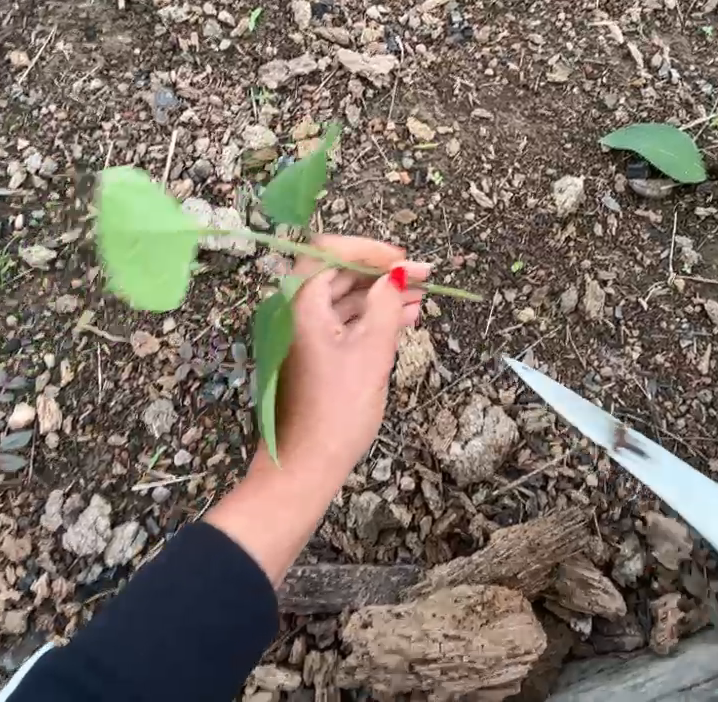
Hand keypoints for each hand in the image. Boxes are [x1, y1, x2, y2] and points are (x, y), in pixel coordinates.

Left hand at [205, 236, 430, 585]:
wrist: (305, 467)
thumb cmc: (337, 410)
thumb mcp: (372, 351)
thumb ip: (387, 304)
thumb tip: (398, 275)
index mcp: (300, 302)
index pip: (331, 249)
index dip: (370, 249)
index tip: (404, 261)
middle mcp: (293, 309)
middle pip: (339, 271)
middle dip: (382, 271)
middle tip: (424, 276)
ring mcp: (301, 331)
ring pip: (344, 296)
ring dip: (381, 293)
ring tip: (421, 298)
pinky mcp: (311, 352)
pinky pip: (342, 319)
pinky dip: (371, 315)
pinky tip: (404, 319)